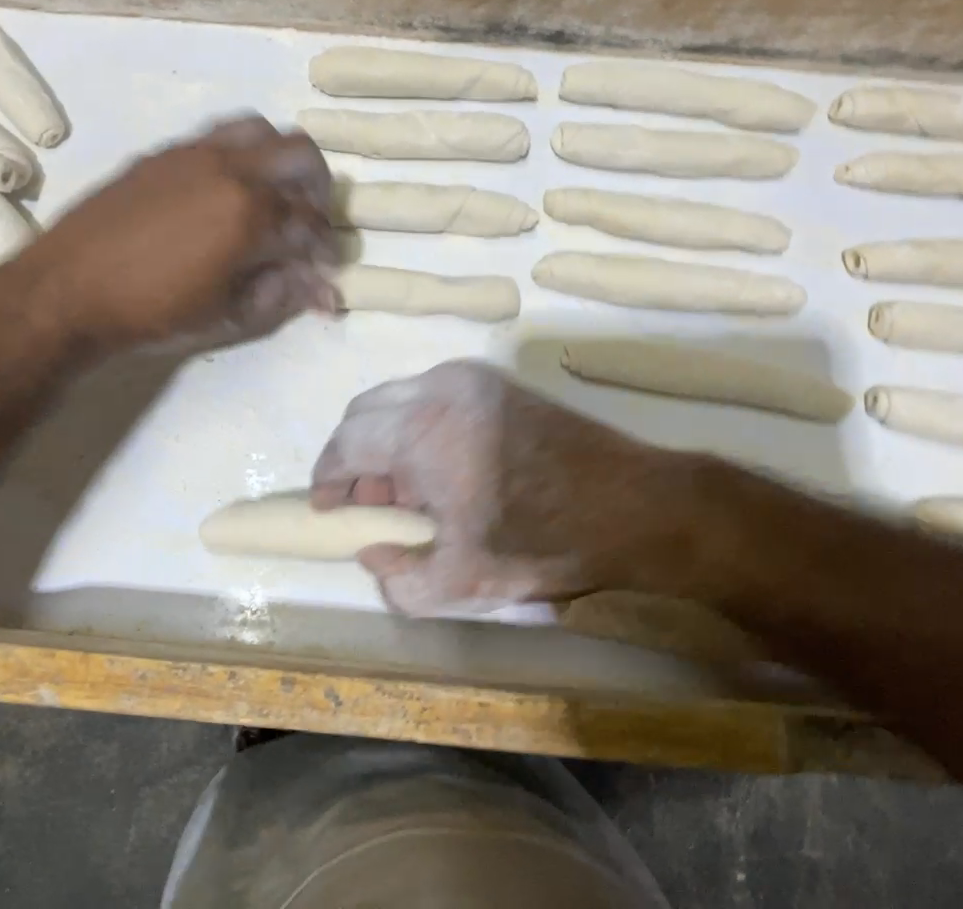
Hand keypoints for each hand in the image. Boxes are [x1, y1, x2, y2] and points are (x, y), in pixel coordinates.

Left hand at [39, 116, 339, 348]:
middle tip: (308, 225)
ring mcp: (193, 153)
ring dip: (280, 162)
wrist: (67, 291)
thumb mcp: (228, 316)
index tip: (325, 273)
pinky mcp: (163, 152)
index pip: (311, 223)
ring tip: (272, 198)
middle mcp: (230, 168)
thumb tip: (320, 287)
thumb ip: (282, 294)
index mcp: (250, 214)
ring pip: (262, 130)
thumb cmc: (152, 314)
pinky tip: (226, 193)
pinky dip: (241, 156)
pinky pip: (219, 135)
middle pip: (302, 155)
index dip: (326, 251)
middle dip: (318, 191)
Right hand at [309, 360, 702, 614]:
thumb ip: (396, 575)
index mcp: (422, 433)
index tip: (327, 509)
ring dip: (385, 441)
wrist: (635, 506)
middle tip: (366, 505)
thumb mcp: (461, 583)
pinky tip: (440, 469)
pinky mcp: (497, 383)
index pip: (345, 443)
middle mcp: (439, 389)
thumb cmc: (544, 545)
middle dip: (353, 458)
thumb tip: (370, 549)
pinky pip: (432, 396)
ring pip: (398, 400)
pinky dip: (417, 427)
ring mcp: (472, 379)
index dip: (327, 479)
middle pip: (365, 413)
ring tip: (405, 491)